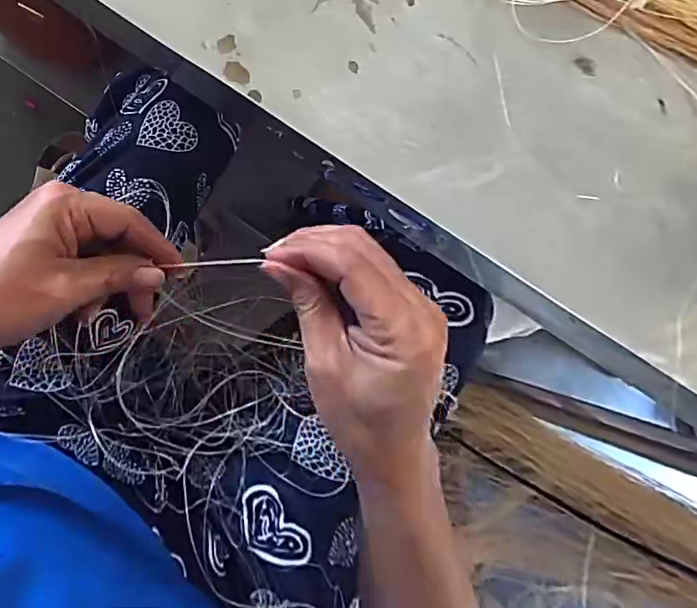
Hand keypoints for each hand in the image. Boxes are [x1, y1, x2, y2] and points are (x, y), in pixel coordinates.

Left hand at [0, 181, 182, 360]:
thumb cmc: (5, 300)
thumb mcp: (68, 290)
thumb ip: (118, 275)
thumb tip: (158, 273)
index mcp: (66, 202)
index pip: (127, 218)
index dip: (157, 247)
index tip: (181, 274)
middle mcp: (59, 203)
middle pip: (113, 235)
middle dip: (130, 274)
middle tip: (142, 313)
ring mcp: (47, 221)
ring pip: (98, 250)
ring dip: (108, 285)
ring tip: (105, 320)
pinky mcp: (39, 241)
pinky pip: (78, 257)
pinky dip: (87, 284)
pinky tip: (83, 314)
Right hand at [261, 226, 447, 488]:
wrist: (395, 454)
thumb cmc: (359, 423)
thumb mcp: (324, 364)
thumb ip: (308, 303)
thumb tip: (279, 264)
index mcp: (402, 328)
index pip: (352, 264)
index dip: (308, 249)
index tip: (273, 254)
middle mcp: (421, 308)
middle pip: (362, 248)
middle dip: (314, 242)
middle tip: (276, 255)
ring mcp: (423, 304)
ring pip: (369, 250)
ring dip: (326, 247)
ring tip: (290, 258)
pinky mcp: (417, 306)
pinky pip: (376, 266)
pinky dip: (342, 260)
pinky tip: (315, 267)